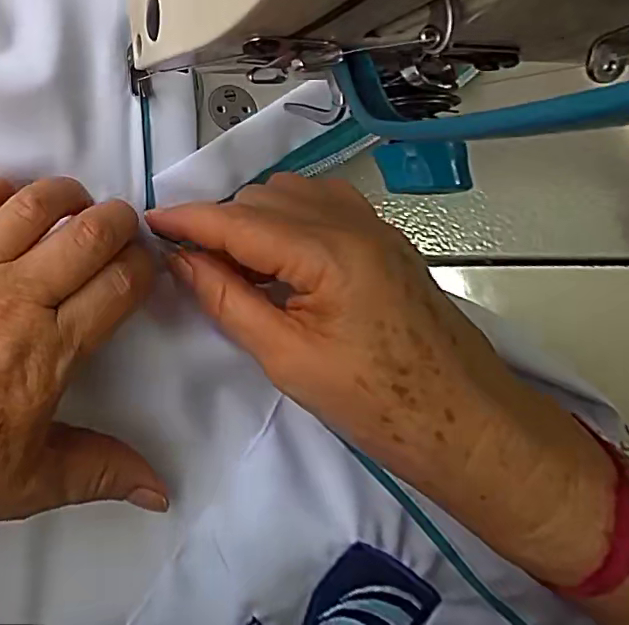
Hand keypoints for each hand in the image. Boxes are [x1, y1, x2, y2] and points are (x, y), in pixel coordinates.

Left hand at [0, 177, 166, 605]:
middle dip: (117, 220)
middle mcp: (14, 295)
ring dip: (63, 193)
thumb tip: (160, 489)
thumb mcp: (32, 482)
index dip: (142, 267)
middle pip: (84, 235)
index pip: (117, 286)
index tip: (147, 263)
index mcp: (50, 349)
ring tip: (77, 197)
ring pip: (29, 207)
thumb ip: (101, 470)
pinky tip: (7, 194)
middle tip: (125, 222)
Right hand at [146, 173, 612, 583]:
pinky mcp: (383, 238)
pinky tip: (277, 252)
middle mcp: (351, 224)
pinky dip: (283, 214)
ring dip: (248, 216)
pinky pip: (316, 200)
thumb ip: (224, 297)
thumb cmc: (381, 406)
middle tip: (193, 265)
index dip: (184, 219)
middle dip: (216, 223)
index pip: (234, 220)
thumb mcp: (285, 357)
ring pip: (283, 192)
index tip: (145, 222)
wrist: (483, 436)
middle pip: (256, 199)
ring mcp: (373, 227)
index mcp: (327, 254)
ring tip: (235, 262)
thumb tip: (178, 257)